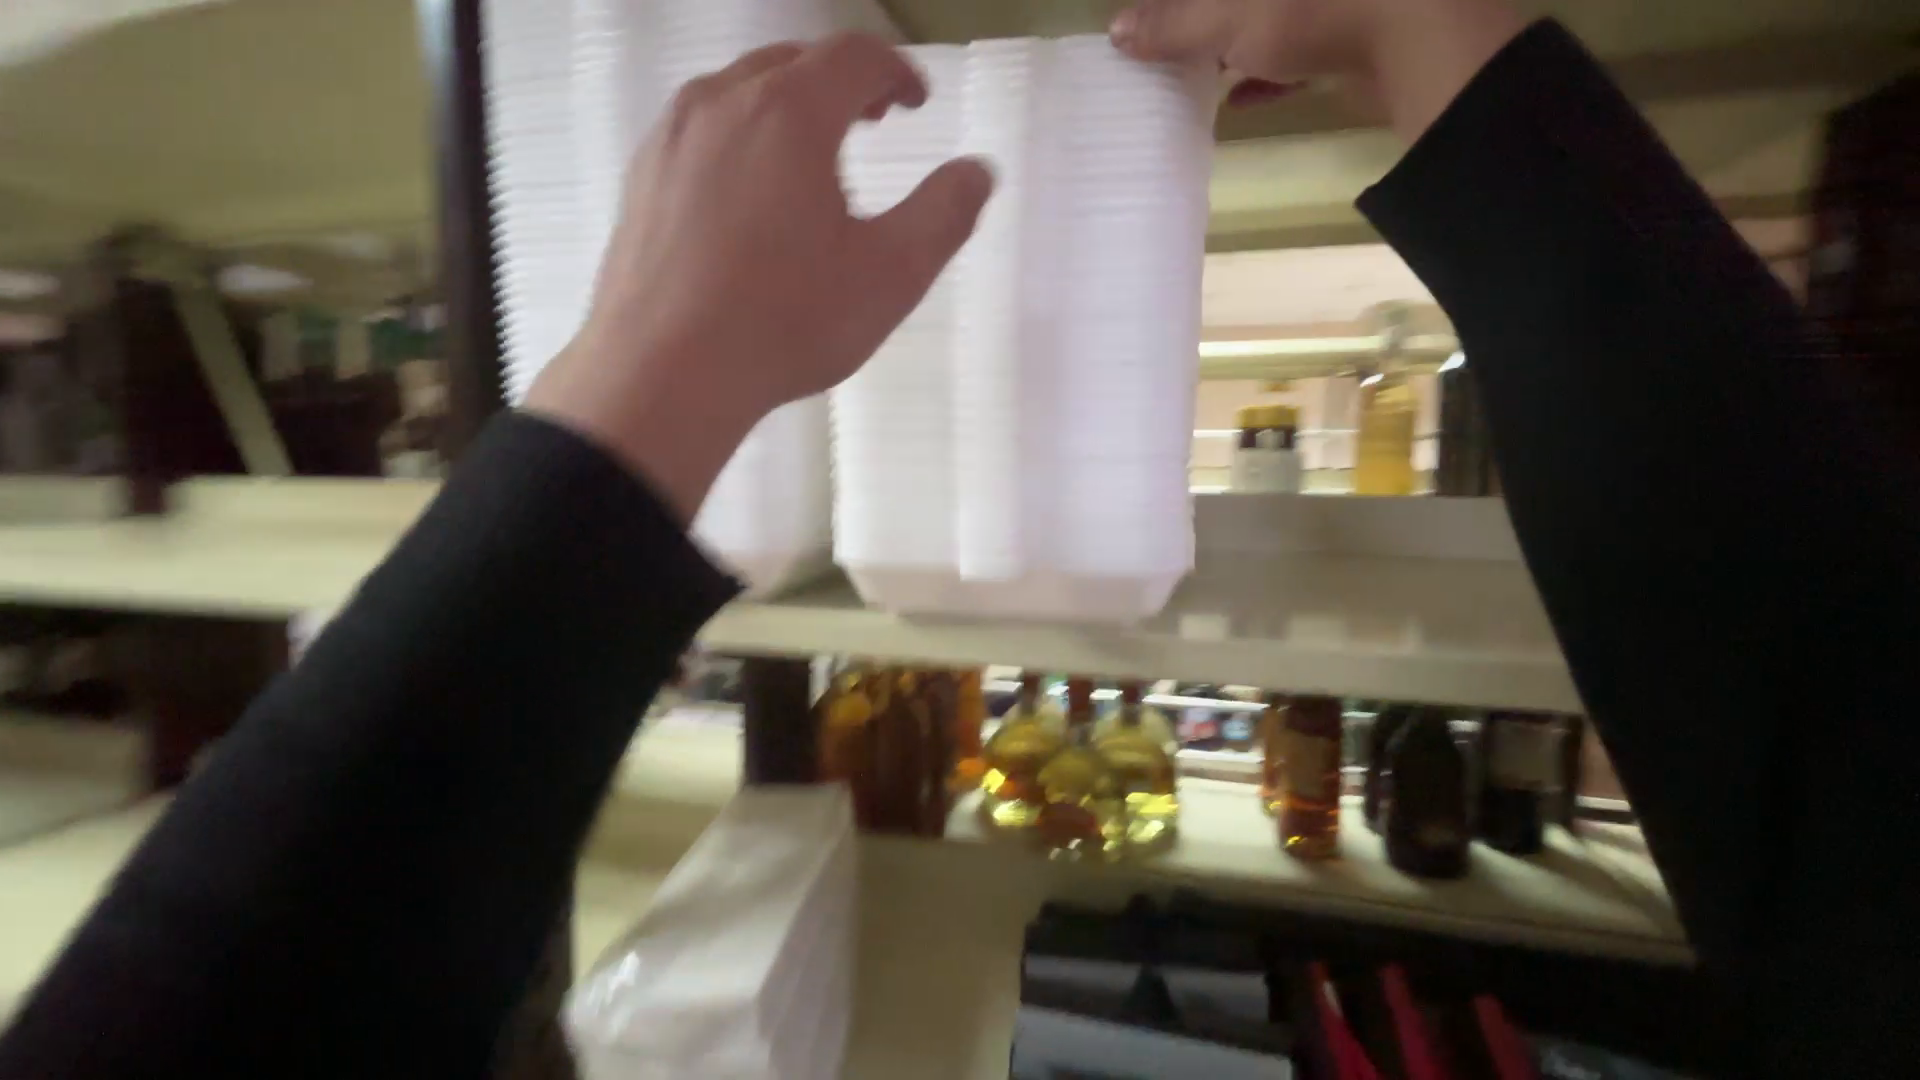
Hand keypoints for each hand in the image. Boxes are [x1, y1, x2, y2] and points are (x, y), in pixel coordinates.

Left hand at [525, 35, 993, 522]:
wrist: (664, 374)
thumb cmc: (788, 322)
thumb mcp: (891, 275)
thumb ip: (944, 214)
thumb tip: (978, 171)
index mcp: (790, 114)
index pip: (854, 57)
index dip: (896, 71)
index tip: (916, 102)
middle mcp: (722, 103)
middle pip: (792, 65)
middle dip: (842, 85)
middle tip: (873, 121)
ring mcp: (670, 140)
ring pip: (740, 96)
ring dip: (788, 111)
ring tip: (813, 162)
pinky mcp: (640, 181)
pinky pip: (702, 136)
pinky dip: (741, 143)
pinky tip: (751, 202)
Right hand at [1110, 0, 1527, 140]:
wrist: (1415, 31)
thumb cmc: (1309, 3)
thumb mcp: (1223, 17)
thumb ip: (1171, 23)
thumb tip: (1116, 30)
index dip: (1171, 4)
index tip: (1147, 20)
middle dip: (1203, 19)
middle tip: (1166, 52)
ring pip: (1270, 13)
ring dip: (1234, 45)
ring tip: (1197, 76)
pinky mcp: (1354, 22)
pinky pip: (1299, 45)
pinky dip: (1270, 71)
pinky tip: (1243, 99)